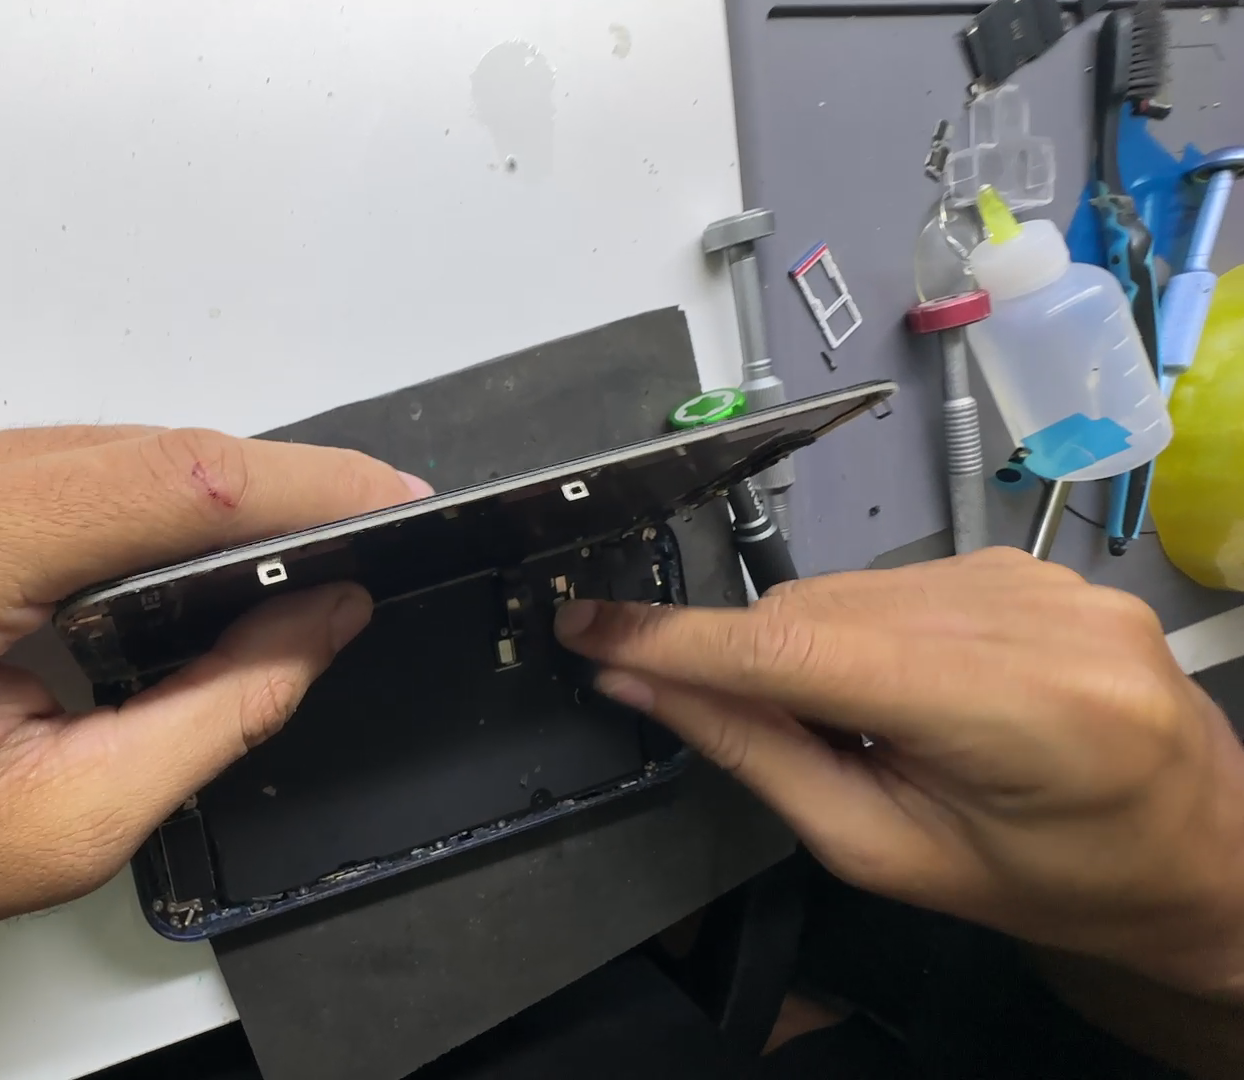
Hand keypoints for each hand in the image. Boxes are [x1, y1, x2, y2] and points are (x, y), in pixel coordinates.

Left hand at [0, 425, 426, 998]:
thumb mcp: (63, 827)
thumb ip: (220, 709)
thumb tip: (329, 609)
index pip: (143, 485)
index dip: (289, 479)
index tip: (388, 492)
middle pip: (117, 455)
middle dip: (253, 489)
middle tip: (353, 525)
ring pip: (80, 450)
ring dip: (187, 495)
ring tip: (278, 539)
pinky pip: (30, 464)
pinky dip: (117, 499)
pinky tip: (167, 545)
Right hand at [554, 548, 1243, 1001]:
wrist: (1201, 857)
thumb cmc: (1035, 880)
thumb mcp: (871, 844)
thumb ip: (746, 750)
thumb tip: (633, 682)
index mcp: (1016, 713)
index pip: (790, 652)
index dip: (672, 639)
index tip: (581, 627)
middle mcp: (1033, 619)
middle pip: (801, 615)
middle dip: (746, 664)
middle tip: (780, 732)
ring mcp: (1032, 578)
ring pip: (825, 593)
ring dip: (796, 648)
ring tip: (857, 717)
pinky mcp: (1019, 563)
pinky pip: (869, 583)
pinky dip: (843, 629)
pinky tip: (890, 680)